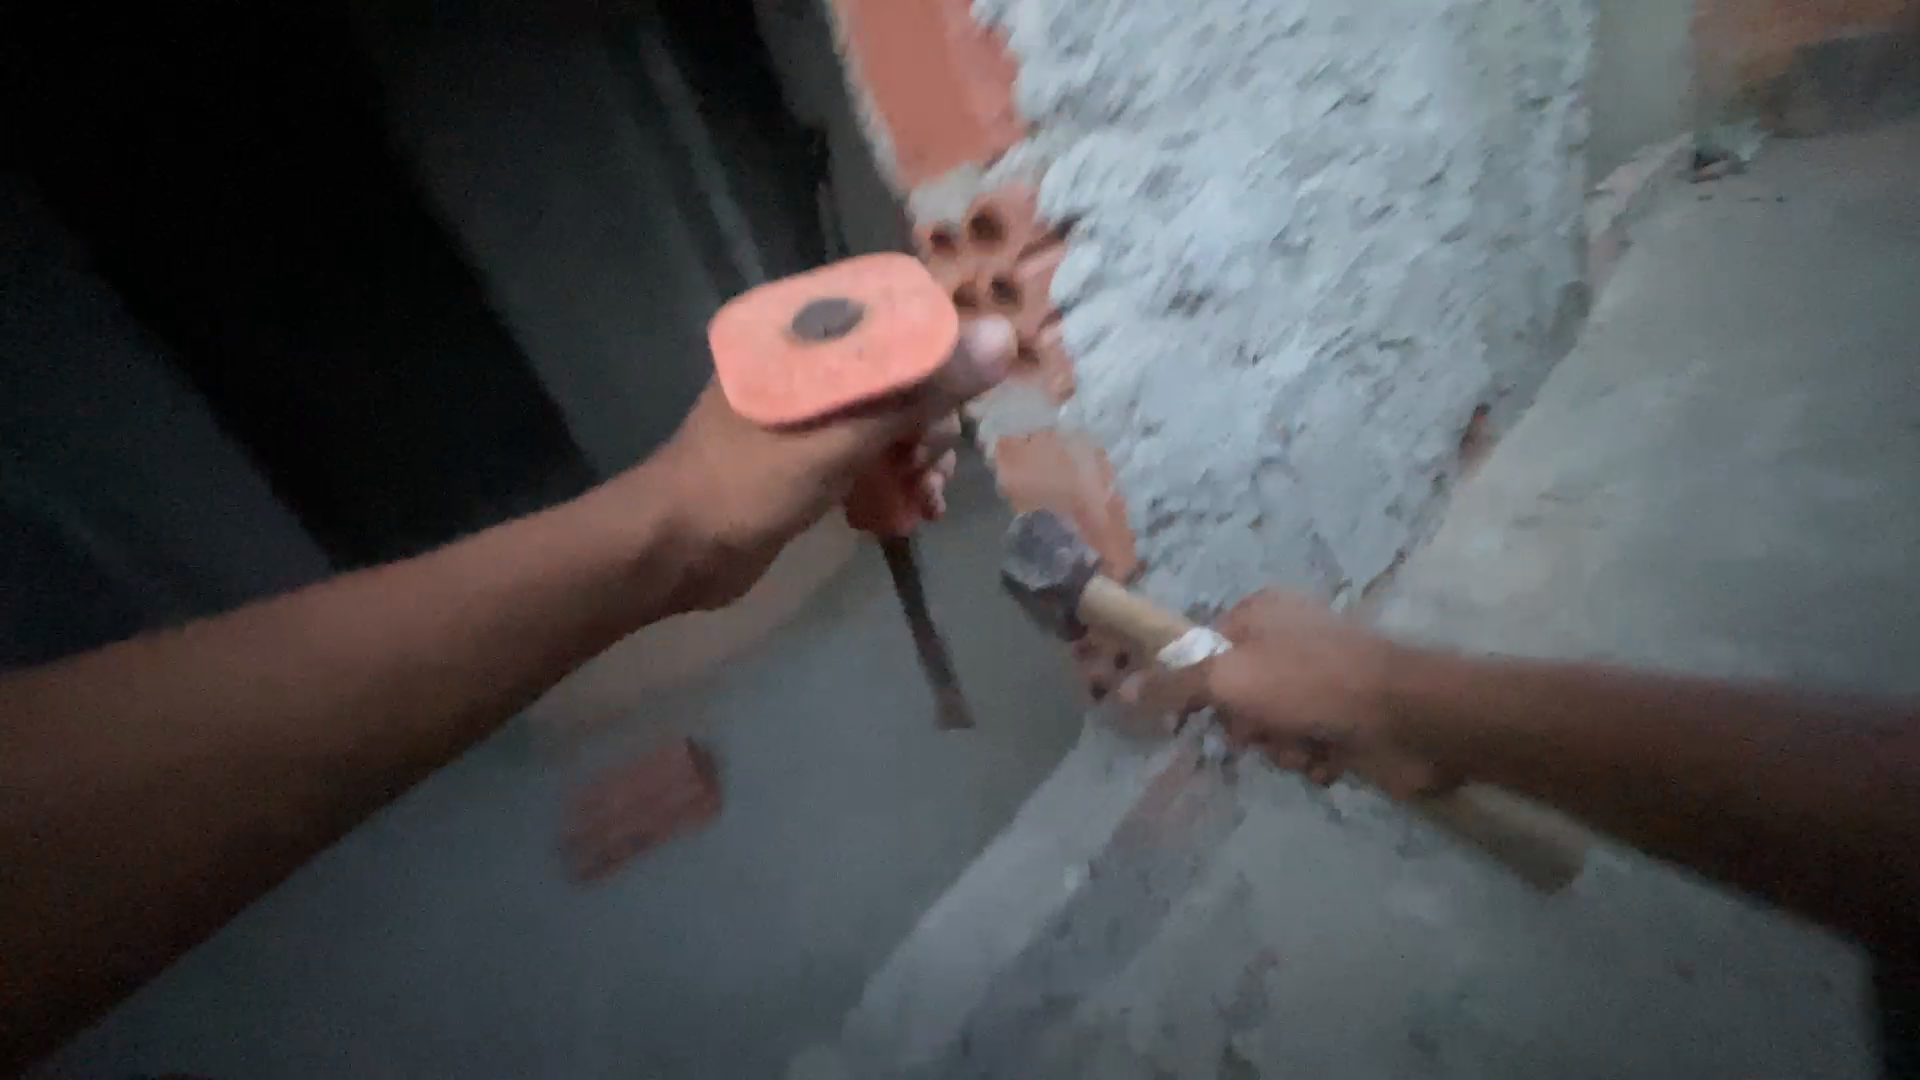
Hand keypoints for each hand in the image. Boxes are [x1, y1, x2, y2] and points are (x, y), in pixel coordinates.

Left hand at [642, 317, 1015, 611]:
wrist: (675, 552)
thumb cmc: (748, 484)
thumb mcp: (840, 436)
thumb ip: (918, 391)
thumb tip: (1001, 338)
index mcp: (803, 329)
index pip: (896, 312)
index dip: (942, 349)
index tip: (962, 398)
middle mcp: (811, 359)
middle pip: (901, 370)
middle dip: (930, 419)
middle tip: (931, 462)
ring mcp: (813, 408)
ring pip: (892, 416)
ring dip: (921, 454)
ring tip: (930, 494)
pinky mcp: (814, 452)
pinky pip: (874, 451)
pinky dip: (899, 477)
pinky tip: (919, 508)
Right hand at [1120, 590, 1441, 796]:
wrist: (1410, 718)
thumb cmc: (1310, 683)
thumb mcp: (1230, 679)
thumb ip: (1174, 686)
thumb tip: (1119, 688)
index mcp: (1259, 614)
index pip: (1204, 649)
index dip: (1196, 685)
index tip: (1194, 715)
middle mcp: (1287, 639)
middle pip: (1234, 693)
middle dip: (1245, 724)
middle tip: (1257, 731)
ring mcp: (1318, 677)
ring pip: (1267, 724)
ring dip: (1278, 746)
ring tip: (1303, 747)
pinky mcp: (1344, 715)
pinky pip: (1303, 742)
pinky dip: (1310, 756)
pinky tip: (1328, 758)